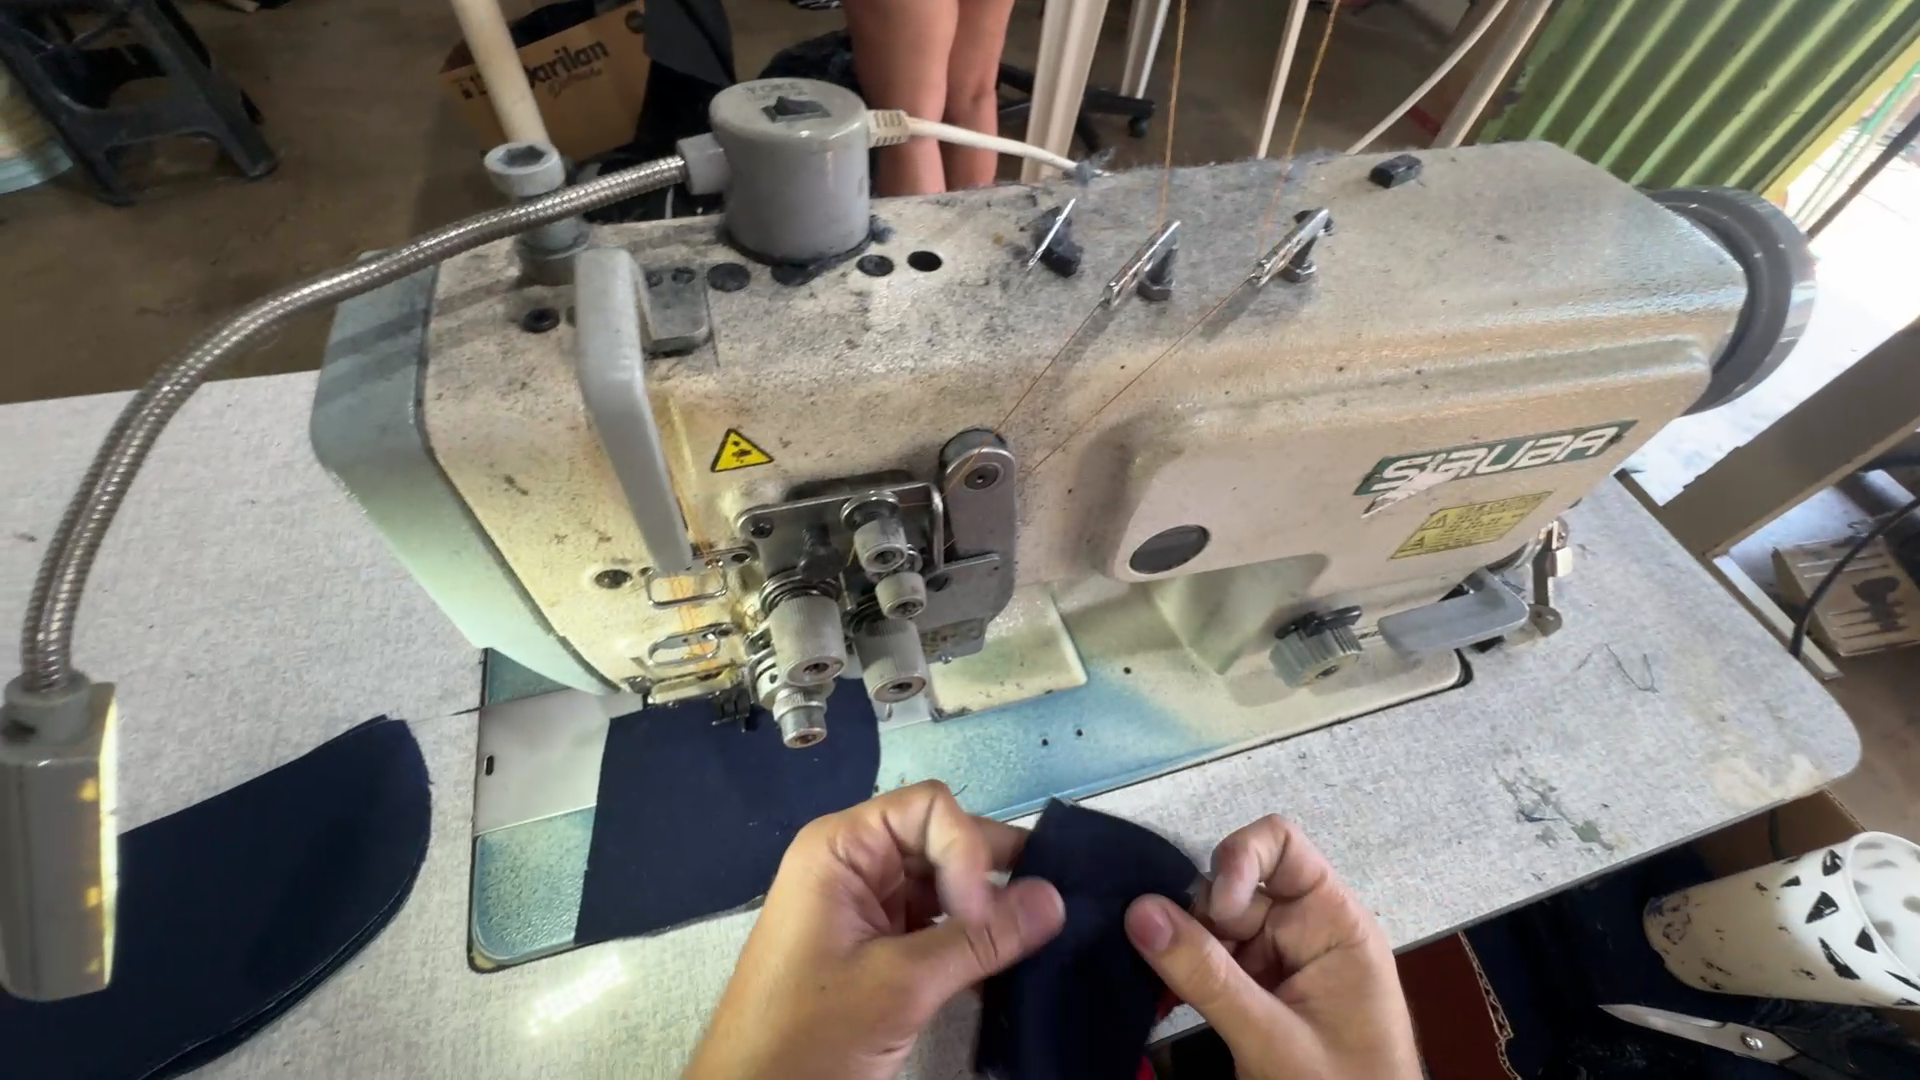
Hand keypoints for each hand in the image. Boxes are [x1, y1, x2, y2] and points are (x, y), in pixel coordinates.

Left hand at [684, 781, 1065, 1079]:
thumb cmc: (810, 1035)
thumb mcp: (899, 985)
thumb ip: (981, 940)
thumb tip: (1057, 900)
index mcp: (842, 847)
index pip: (929, 809)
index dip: (966, 850)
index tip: (982, 913)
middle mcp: (854, 861)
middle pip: (939, 839)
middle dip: (986, 873)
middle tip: (1042, 909)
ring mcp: (863, 901)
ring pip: (941, 880)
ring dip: (982, 908)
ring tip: (1031, 934)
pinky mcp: (873, 941)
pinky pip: (932, 918)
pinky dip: (965, 936)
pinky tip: (1000, 959)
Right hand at [1124, 816, 1419, 1079]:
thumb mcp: (1275, 1041)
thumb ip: (1207, 977)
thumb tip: (1138, 909)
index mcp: (1332, 921)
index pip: (1280, 844)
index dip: (1240, 859)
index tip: (1217, 912)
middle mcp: (1300, 925)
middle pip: (1229, 883)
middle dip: (1197, 920)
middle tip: (1173, 969)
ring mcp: (1272, 954)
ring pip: (1206, 918)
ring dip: (1181, 949)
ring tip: (1164, 989)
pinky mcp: (1249, 982)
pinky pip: (1201, 953)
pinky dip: (1178, 969)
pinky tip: (1163, 996)